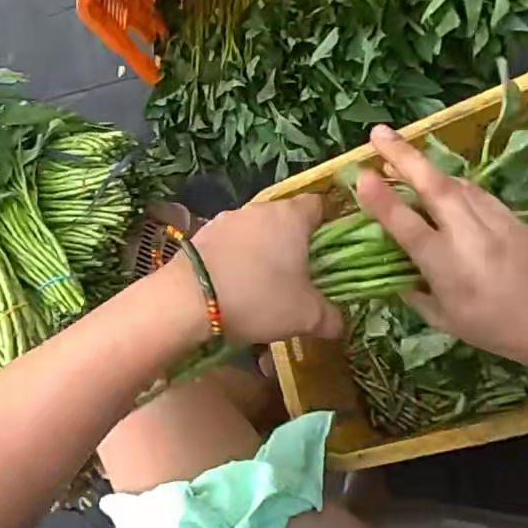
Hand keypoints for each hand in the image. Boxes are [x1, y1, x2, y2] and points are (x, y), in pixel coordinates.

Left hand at [186, 195, 344, 344]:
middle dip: (294, 243)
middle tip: (299, 276)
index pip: (319, 205)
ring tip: (263, 284)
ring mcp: (228, 218)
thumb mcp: (306, 316)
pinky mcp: (203, 232)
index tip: (329, 253)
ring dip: (263, 250)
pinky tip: (235, 284)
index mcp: (291, 216)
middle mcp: (260, 208)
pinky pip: (231, 242)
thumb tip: (339, 322)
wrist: (189, 299)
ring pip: (256, 230)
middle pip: (286, 218)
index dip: (328, 225)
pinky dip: (237, 257)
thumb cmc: (258, 298)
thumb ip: (331, 317)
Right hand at [355, 126, 527, 384]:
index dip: (380, 199)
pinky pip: (474, 190)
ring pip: (454, 182)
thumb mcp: (444, 321)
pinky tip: (437, 181)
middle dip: (403, 155)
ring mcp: (495, 221)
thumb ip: (413, 292)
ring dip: (424, 164)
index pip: (406, 225)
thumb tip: (391, 268)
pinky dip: (450, 181)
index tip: (359, 175)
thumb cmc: (497, 331)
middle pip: (434, 185)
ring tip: (398, 152)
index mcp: (447, 267)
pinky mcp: (512, 216)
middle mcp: (470, 237)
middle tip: (377, 132)